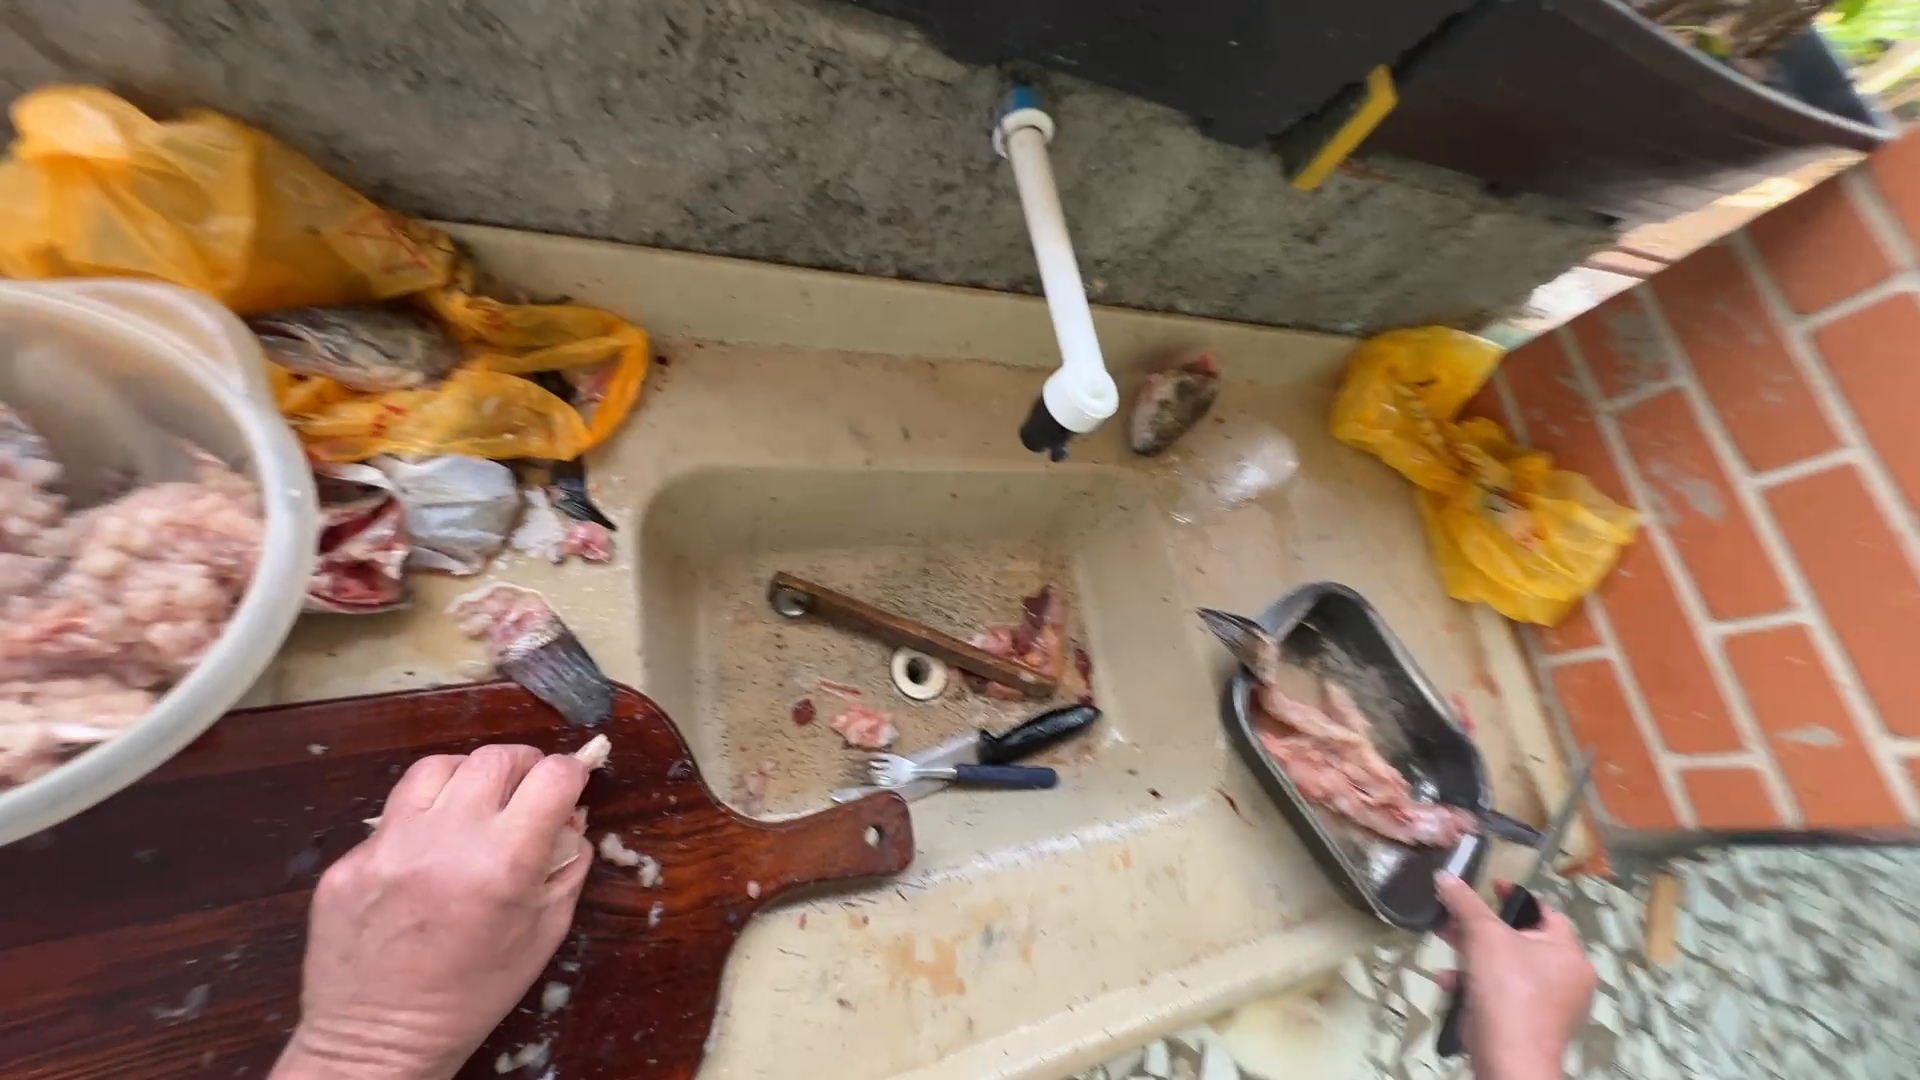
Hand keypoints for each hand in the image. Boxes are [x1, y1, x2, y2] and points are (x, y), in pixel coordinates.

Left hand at [272, 745, 592, 1079]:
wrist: (376, 1045)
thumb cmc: (479, 990)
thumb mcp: (550, 927)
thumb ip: (569, 860)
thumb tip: (570, 814)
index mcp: (506, 860)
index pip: (554, 775)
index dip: (573, 772)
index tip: (571, 785)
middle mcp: (448, 841)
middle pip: (497, 756)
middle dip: (524, 766)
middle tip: (525, 791)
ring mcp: (390, 849)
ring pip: (439, 767)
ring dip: (468, 777)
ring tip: (474, 804)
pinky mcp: (348, 864)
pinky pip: (395, 813)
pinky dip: (424, 817)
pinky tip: (429, 850)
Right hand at [1434, 872, 1594, 1079]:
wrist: (1510, 1056)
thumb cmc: (1507, 986)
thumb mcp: (1482, 933)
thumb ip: (1464, 901)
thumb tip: (1444, 875)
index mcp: (1568, 954)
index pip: (1546, 912)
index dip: (1515, 895)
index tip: (1487, 886)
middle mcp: (1567, 978)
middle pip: (1520, 937)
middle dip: (1480, 925)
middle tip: (1453, 915)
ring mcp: (1550, 1003)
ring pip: (1506, 963)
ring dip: (1471, 952)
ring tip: (1444, 943)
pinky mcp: (1529, 1020)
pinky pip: (1502, 988)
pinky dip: (1476, 980)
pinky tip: (1449, 980)